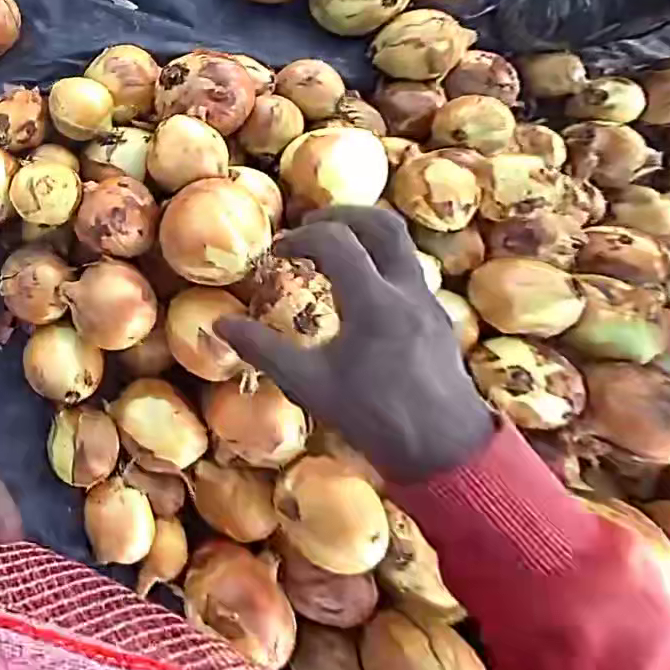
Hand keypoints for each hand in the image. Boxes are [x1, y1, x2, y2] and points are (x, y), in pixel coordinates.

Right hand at [217, 206, 492, 483]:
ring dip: (361, 233)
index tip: (276, 253)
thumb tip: (219, 323)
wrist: (450, 454)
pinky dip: (376, 258)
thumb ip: (261, 349)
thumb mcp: (307, 384)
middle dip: (339, 215)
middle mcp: (405, 291)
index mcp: (373, 303)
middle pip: (380, 224)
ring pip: (400, 242)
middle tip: (307, 227)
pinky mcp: (435, 316)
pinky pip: (406, 266)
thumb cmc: (374, 416)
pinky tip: (354, 284)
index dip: (299, 238)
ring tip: (329, 248)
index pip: (335, 241)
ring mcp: (426, 301)